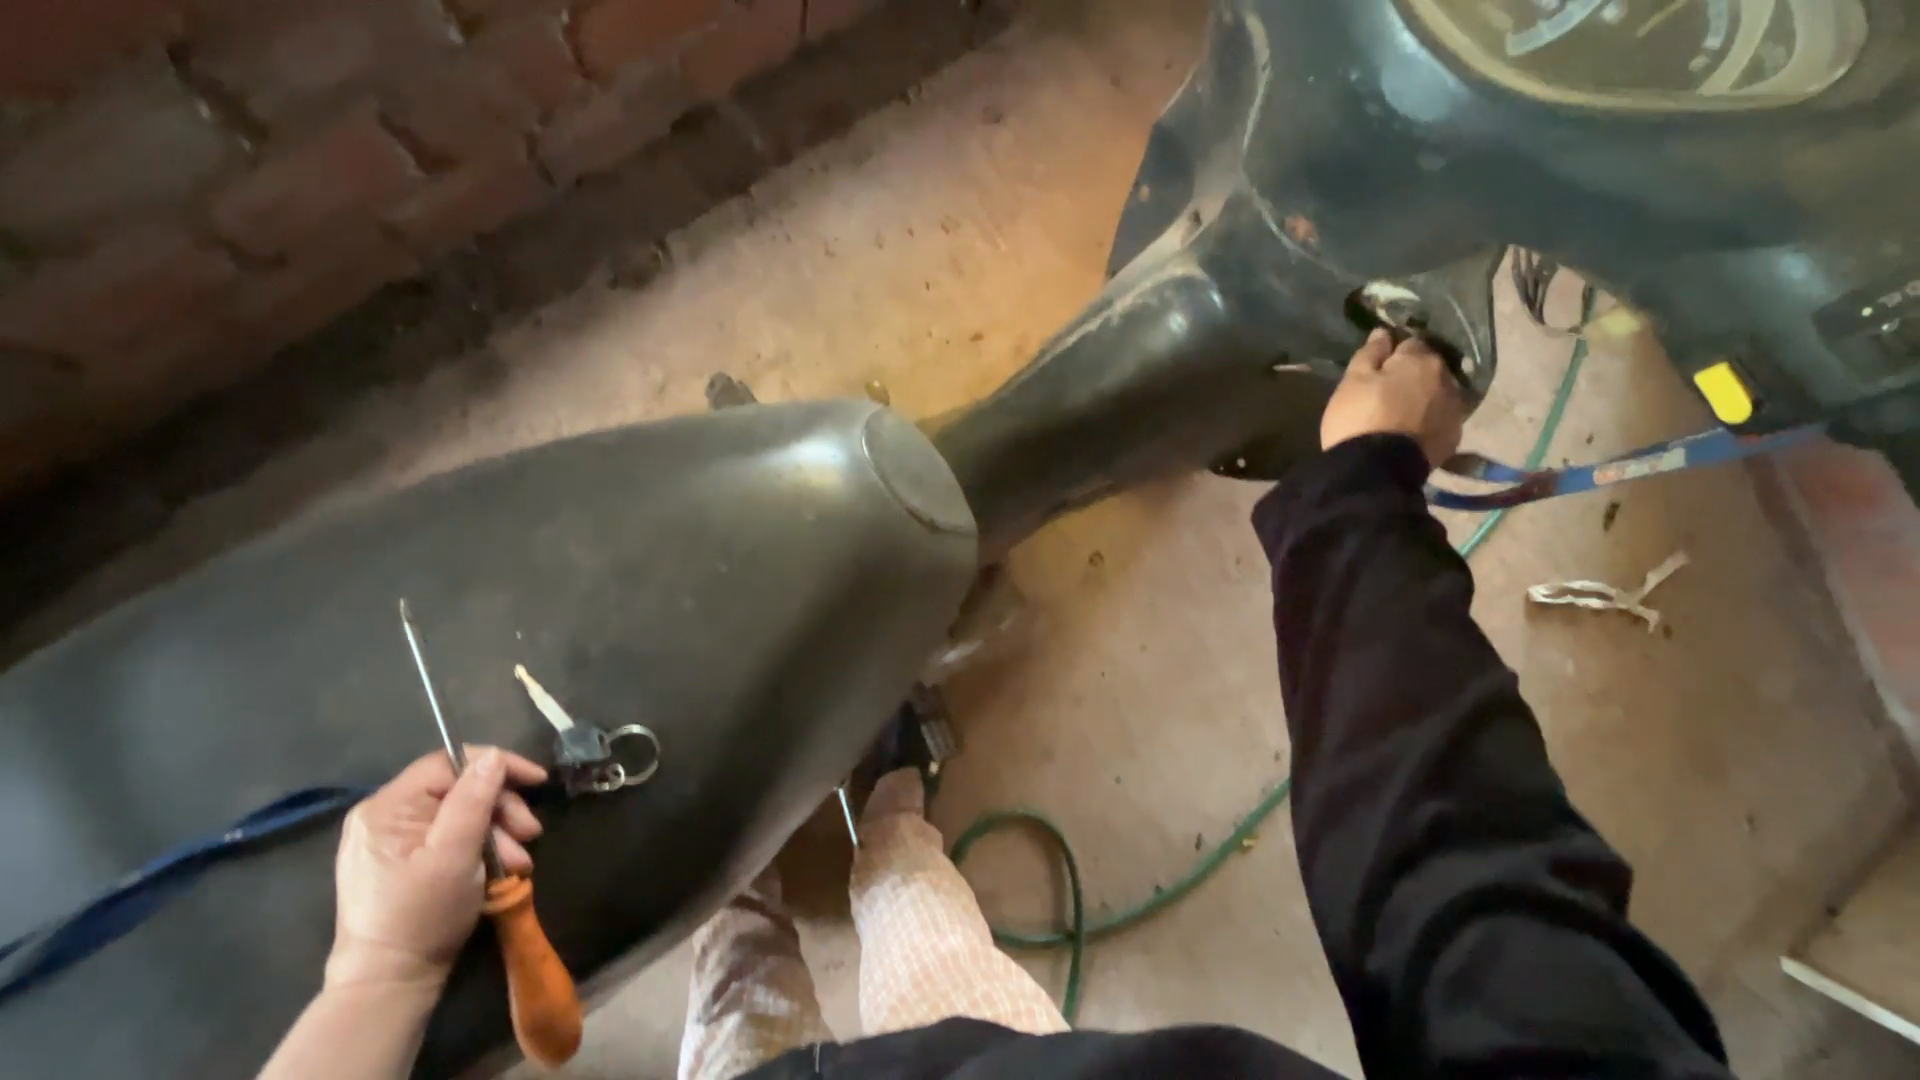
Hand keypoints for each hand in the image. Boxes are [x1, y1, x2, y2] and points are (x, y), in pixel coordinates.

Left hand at [325, 747, 547, 990]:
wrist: (388, 981)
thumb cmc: (422, 914)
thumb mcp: (456, 854)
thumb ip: (474, 800)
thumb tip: (492, 757)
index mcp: (387, 808)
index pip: (450, 763)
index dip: (497, 765)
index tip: (537, 782)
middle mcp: (383, 815)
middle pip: (458, 789)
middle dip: (501, 808)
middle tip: (531, 833)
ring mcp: (390, 840)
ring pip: (459, 814)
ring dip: (497, 831)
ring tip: (519, 861)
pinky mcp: (401, 861)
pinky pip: (449, 836)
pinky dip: (480, 846)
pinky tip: (500, 866)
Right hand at [1320, 329, 1466, 466]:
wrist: (1375, 470)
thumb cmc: (1358, 418)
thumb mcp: (1352, 382)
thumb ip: (1369, 354)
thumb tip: (1383, 333)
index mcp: (1420, 360)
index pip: (1410, 343)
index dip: (1394, 352)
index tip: (1379, 364)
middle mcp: (1446, 379)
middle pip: (1429, 368)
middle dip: (1413, 374)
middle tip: (1388, 390)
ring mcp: (1454, 410)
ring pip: (1438, 394)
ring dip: (1424, 397)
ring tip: (1401, 412)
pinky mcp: (1453, 437)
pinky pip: (1441, 420)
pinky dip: (1429, 421)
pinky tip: (1411, 431)